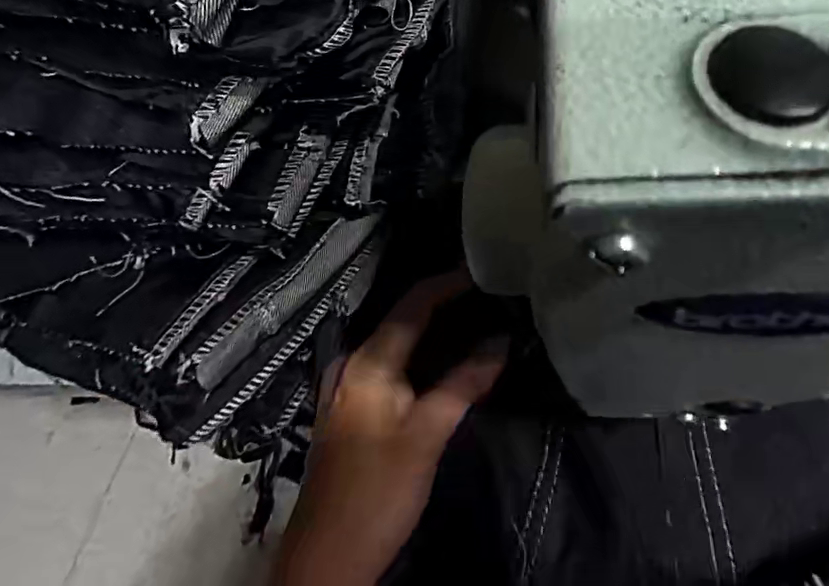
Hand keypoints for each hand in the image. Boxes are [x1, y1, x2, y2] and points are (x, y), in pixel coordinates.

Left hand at [273, 271, 507, 585]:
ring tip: (476, 320)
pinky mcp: (352, 408)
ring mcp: (347, 387)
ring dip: (435, 328)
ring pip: (398, 340)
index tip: (487, 271)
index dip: (450, 282)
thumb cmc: (378, 491)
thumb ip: (467, 381)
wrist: (325, 562)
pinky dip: (422, 352)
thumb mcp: (429, 433)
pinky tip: (447, 359)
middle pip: (404, 317)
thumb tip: (503, 339)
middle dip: (446, 303)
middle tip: (489, 295)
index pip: (414, 303)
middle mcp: (352, 364)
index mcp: (367, 362)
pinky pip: (392, 361)